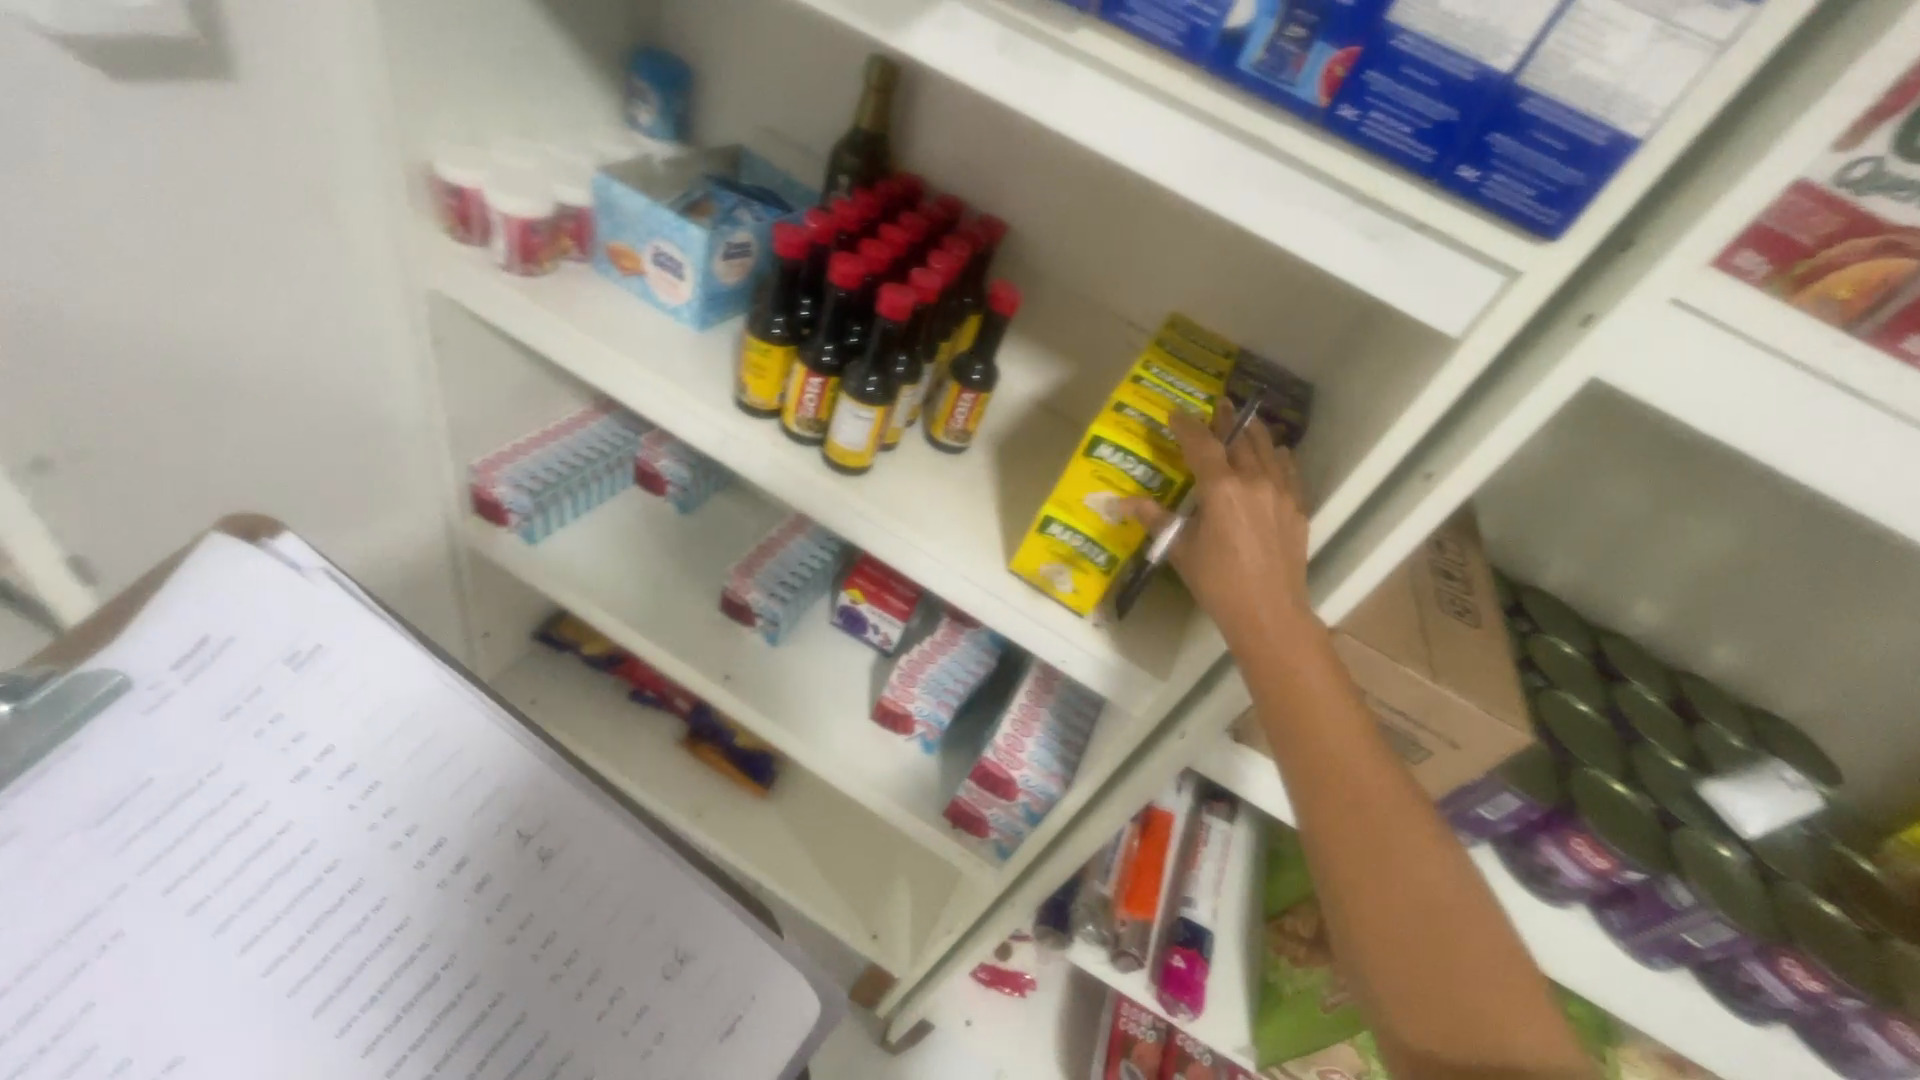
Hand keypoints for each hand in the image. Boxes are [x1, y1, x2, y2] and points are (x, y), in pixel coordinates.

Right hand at [1122, 407, 1314, 647]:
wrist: (1268, 612)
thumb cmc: (1217, 583)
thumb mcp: (1180, 551)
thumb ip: (1156, 520)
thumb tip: (1123, 503)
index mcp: (1221, 488)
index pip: (1201, 444)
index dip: (1186, 425)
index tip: (1175, 413)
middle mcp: (1254, 480)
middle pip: (1239, 438)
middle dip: (1226, 419)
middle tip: (1219, 404)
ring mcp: (1281, 492)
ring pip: (1268, 449)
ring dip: (1253, 432)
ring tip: (1245, 420)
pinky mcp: (1297, 507)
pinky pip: (1289, 470)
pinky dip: (1278, 456)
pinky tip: (1276, 453)